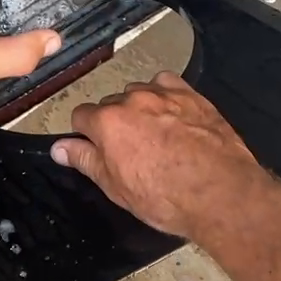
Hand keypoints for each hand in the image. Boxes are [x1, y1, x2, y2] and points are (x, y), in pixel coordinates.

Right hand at [50, 72, 279, 241]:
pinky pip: (166, 83)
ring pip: (137, 93)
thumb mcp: (116, 188)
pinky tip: (173, 114)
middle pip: (110, 104)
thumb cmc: (165, 197)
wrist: (222, 194)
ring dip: (139, 108)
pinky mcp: (190, 94)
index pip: (80, 116)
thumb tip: (58, 147)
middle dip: (115, 122)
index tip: (99, 150)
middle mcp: (130, 100)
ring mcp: (161, 93)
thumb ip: (85, 160)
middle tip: (132, 149)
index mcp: (106, 122)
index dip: (87, 135)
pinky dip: (164, 95)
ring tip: (156, 134)